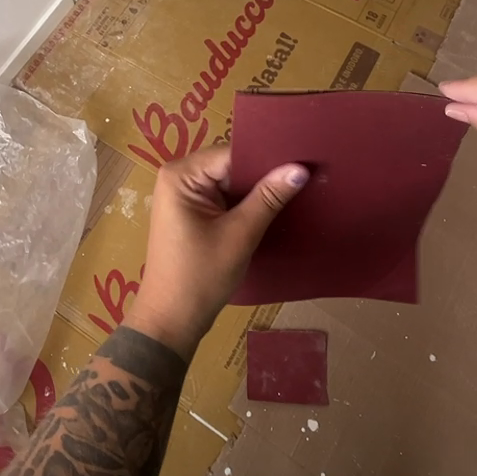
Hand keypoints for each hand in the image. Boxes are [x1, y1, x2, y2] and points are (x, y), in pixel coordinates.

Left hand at [124, 146, 307, 357]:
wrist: (171, 321)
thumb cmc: (200, 277)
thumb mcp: (239, 235)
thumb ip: (268, 198)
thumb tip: (300, 168)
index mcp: (181, 174)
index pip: (231, 153)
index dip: (265, 156)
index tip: (301, 157)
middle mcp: (178, 176)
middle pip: (230, 164)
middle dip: (262, 172)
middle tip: (305, 172)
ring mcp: (183, 195)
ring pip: (229, 180)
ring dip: (255, 188)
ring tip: (296, 185)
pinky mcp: (191, 212)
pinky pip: (223, 196)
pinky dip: (244, 202)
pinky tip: (273, 204)